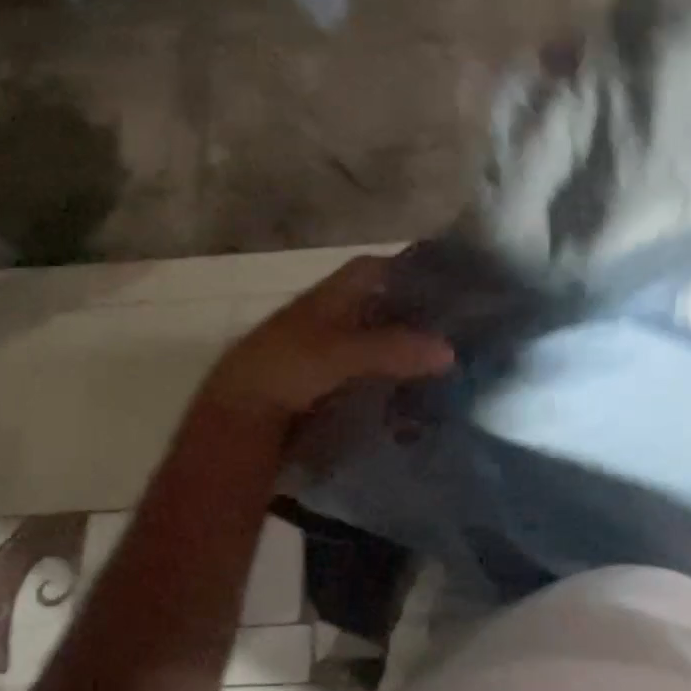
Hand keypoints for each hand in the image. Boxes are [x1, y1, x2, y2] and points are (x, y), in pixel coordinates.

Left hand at [202, 256, 454, 419]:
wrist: (233, 421)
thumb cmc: (283, 370)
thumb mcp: (338, 354)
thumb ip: (392, 348)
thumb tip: (450, 350)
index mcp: (326, 299)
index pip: (370, 270)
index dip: (404, 268)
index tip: (443, 280)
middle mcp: (324, 321)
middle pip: (375, 307)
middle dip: (411, 315)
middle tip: (456, 327)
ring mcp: (321, 356)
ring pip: (372, 344)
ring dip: (402, 352)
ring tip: (445, 364)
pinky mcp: (320, 390)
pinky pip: (364, 378)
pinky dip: (387, 382)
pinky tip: (413, 396)